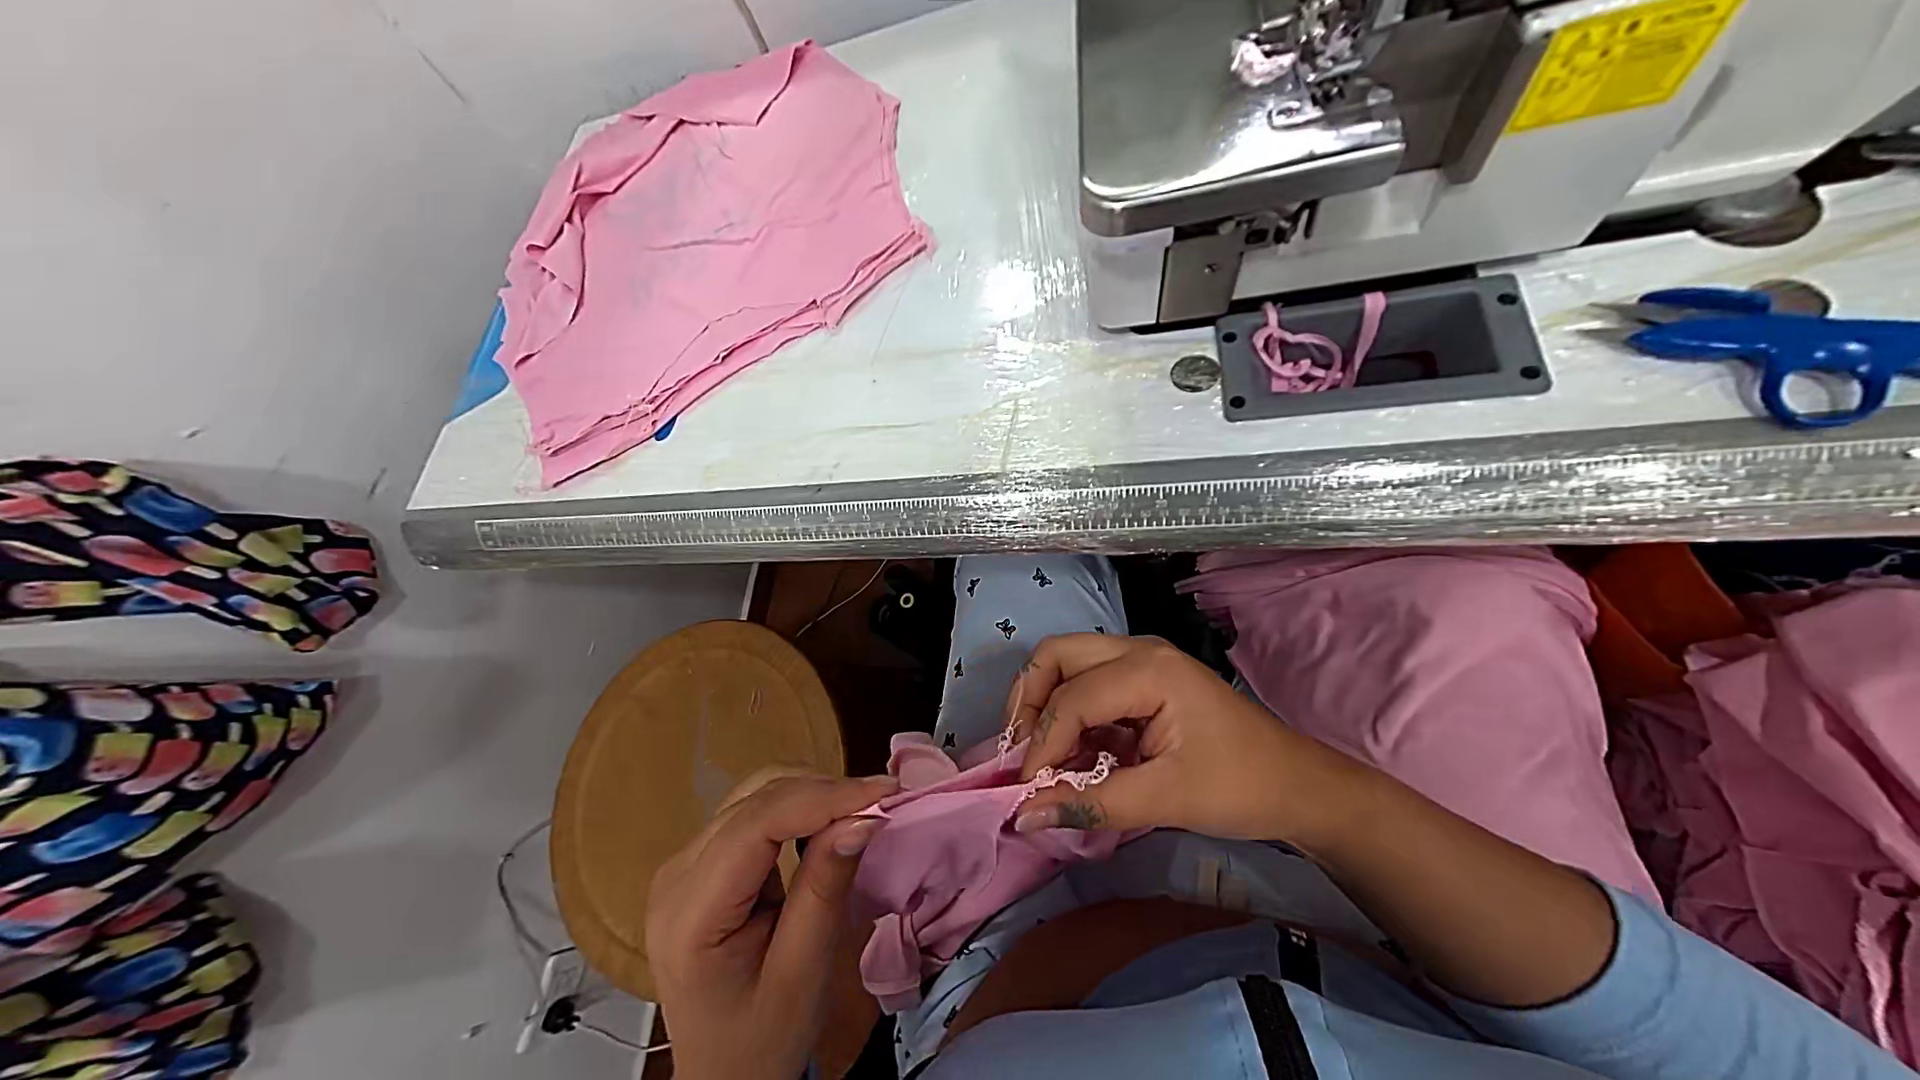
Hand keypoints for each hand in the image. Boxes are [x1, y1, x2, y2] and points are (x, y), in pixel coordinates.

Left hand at [646, 769, 898, 1079]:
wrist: (724, 1075)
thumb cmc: (763, 1038)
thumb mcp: (802, 971)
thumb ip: (825, 887)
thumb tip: (863, 817)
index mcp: (690, 913)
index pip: (758, 825)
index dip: (824, 798)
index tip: (884, 791)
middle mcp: (676, 875)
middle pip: (756, 800)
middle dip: (824, 792)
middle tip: (881, 801)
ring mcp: (684, 864)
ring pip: (756, 794)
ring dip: (813, 793)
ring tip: (860, 809)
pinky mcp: (702, 861)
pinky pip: (754, 811)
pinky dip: (799, 806)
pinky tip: (829, 820)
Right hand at [1009, 634, 1368, 847]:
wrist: (1299, 787)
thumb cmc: (1241, 787)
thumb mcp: (1165, 800)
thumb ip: (1091, 804)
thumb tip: (1025, 816)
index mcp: (1149, 670)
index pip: (1072, 699)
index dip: (1042, 745)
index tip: (1027, 791)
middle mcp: (1139, 651)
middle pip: (1057, 656)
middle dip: (1030, 702)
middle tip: (1020, 753)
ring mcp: (1141, 661)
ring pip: (1068, 664)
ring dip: (1045, 705)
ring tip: (1039, 755)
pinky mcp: (1143, 681)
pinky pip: (1088, 684)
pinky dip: (1068, 715)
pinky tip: (1070, 754)